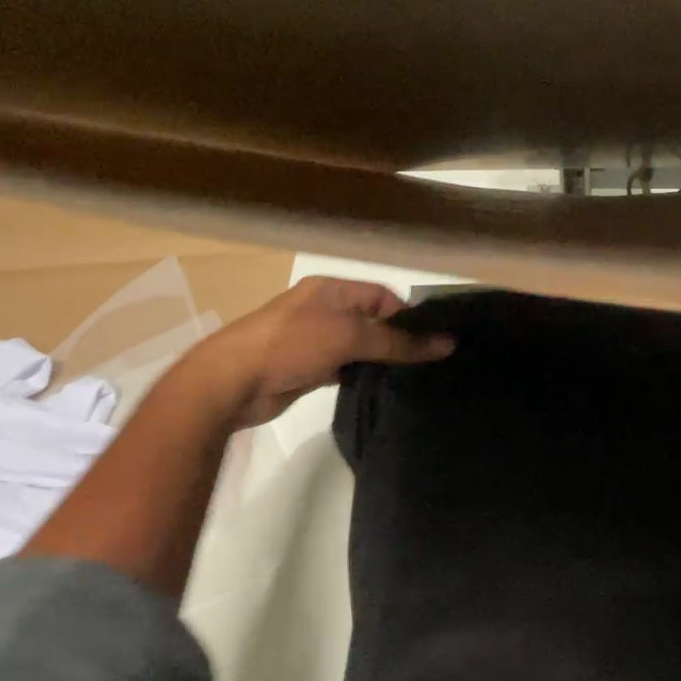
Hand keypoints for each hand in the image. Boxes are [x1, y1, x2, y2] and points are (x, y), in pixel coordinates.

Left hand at [177, 276, 454, 428]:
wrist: (232, 382)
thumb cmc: (291, 346)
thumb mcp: (350, 337)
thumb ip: (399, 343)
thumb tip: (448, 344)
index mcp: (332, 290)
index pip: (384, 297)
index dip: (410, 318)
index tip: (435, 344)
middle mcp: (325, 310)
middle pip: (375, 323)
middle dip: (400, 342)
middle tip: (431, 365)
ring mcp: (315, 340)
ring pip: (362, 348)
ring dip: (382, 362)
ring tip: (414, 380)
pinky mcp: (308, 368)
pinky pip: (347, 368)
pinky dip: (363, 377)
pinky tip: (382, 390)